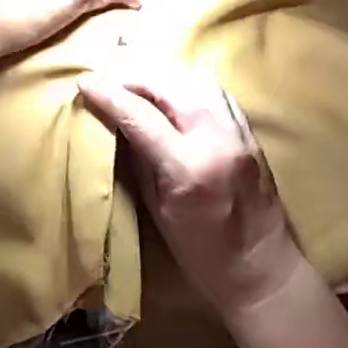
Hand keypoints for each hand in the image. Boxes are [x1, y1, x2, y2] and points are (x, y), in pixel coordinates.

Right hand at [77, 68, 308, 316]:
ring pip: (194, 80)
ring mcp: (238, 133)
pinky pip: (215, 91)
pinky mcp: (250, 132)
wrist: (265, 271)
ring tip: (134, 80)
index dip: (106, 94)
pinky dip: (186, 84)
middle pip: (168, 85)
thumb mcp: (156, 209)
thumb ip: (137, 159)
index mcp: (188, 167)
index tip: (82, 82)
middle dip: (132, 76)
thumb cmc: (201, 253)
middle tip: (105, 79)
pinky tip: (170, 90)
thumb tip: (114, 122)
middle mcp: (217, 140)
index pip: (138, 114)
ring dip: (160, 75)